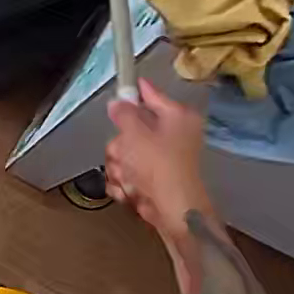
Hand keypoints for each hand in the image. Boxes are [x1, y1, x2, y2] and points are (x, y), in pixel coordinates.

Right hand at [105, 79, 212, 241]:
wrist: (172, 210)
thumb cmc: (159, 166)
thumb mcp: (136, 133)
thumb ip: (124, 114)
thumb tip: (117, 102)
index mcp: (176, 117)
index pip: (152, 95)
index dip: (136, 91)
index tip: (124, 83)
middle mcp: (171, 135)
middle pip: (130, 130)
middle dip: (121, 147)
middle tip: (125, 155)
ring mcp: (161, 159)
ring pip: (124, 154)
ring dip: (121, 168)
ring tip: (130, 178)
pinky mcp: (152, 180)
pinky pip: (126, 174)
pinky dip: (124, 184)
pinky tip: (129, 191)